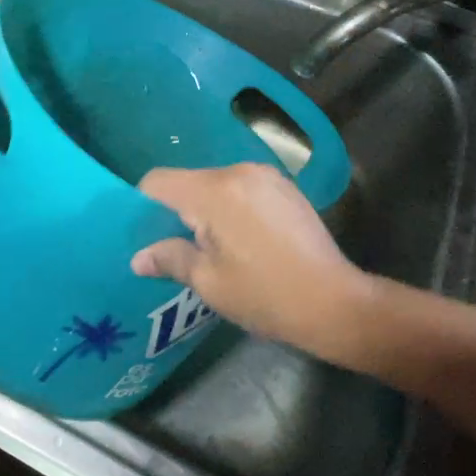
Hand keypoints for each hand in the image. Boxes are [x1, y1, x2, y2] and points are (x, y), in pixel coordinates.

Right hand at [131, 163, 374, 359]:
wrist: (337, 304)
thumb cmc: (266, 295)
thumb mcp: (210, 282)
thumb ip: (170, 259)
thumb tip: (138, 257)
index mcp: (214, 191)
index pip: (158, 182)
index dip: (143, 206)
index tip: (147, 236)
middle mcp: (238, 171)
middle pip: (188, 182)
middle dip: (178, 211)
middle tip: (179, 249)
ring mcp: (265, 176)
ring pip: (215, 185)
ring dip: (207, 210)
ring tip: (215, 248)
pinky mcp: (285, 187)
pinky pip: (241, 188)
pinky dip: (232, 207)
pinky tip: (245, 241)